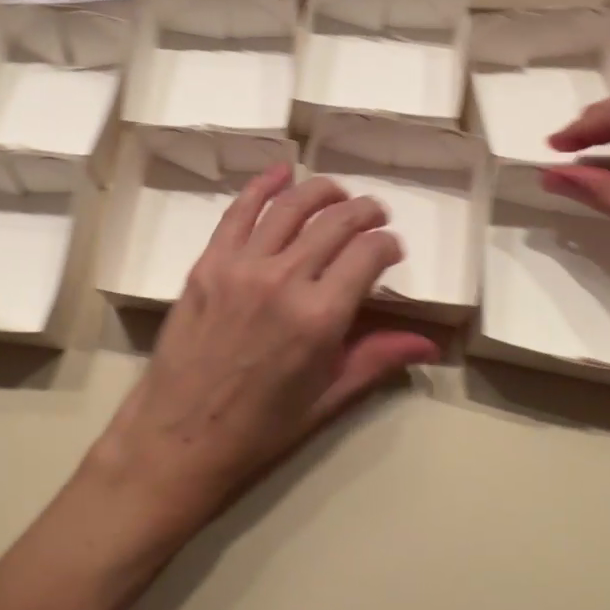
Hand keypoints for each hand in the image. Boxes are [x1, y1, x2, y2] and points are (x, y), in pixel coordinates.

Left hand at [85, 166, 438, 518]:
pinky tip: (281, 172)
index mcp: (320, 318)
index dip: (387, 245)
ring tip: (339, 192)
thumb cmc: (259, 428)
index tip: (392, 248)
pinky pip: (239, 211)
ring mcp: (242, 266)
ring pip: (291, 206)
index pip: (368, 254)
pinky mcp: (209, 262)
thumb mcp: (326, 398)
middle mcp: (284, 280)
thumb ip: (376, 358)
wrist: (179, 436)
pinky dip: (263, 186)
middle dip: (364, 212)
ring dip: (322, 191)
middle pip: (335, 223)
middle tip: (375, 214)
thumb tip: (429, 342)